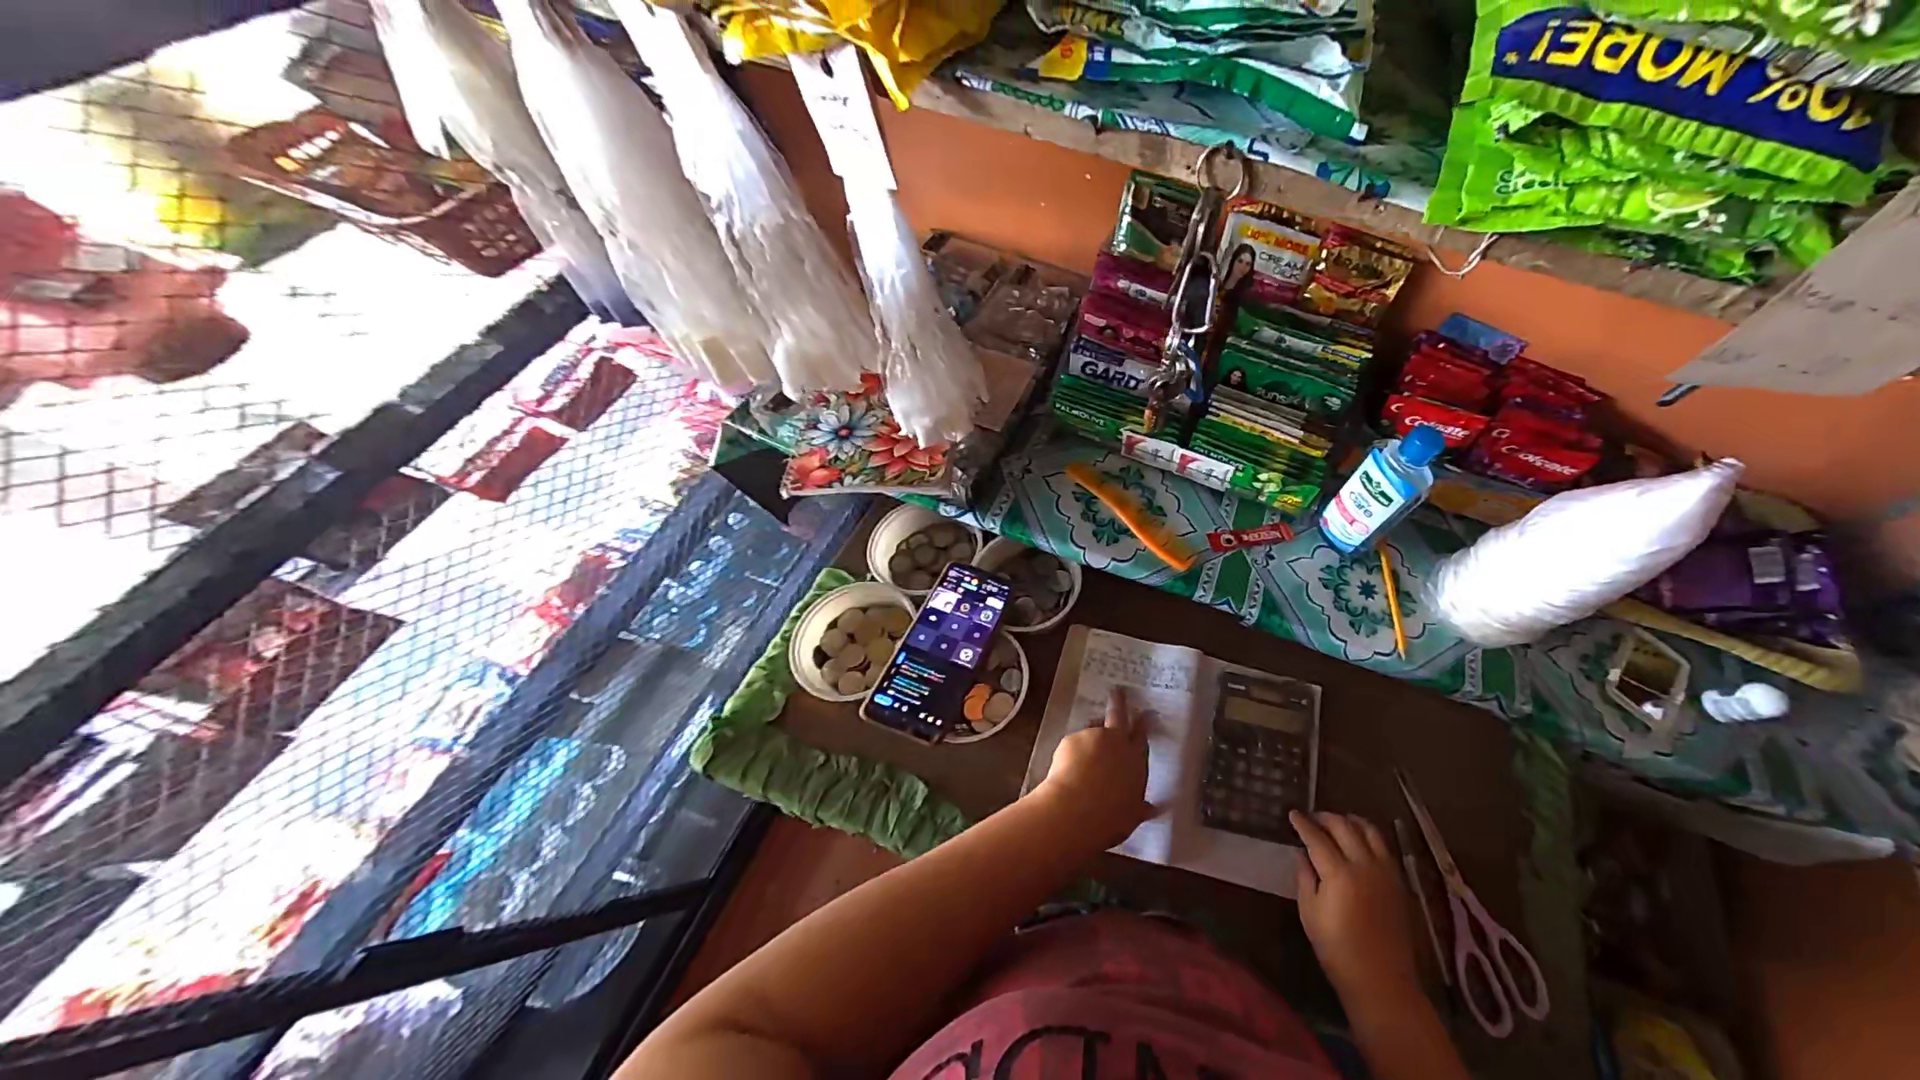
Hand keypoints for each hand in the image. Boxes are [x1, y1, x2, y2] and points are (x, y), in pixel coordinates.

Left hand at [1034, 687, 1152, 849]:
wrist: (1077, 809)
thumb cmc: (1111, 817)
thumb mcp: (1132, 815)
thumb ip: (1141, 807)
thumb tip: (1154, 808)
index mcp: (1136, 760)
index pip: (1142, 736)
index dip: (1143, 723)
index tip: (1145, 713)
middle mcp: (1117, 743)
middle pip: (1119, 715)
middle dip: (1120, 702)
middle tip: (1118, 690)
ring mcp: (1093, 737)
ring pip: (1094, 726)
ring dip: (1092, 729)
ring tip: (1087, 743)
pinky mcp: (1071, 739)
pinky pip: (1074, 741)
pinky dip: (1073, 750)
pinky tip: (1068, 765)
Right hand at [1291, 811, 1419, 1000]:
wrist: (1381, 980)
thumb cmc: (1336, 948)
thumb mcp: (1309, 912)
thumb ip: (1305, 877)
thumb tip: (1302, 854)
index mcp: (1339, 873)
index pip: (1317, 837)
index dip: (1302, 823)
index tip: (1292, 813)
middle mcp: (1365, 866)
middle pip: (1345, 828)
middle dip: (1325, 818)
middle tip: (1312, 816)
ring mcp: (1386, 874)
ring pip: (1370, 832)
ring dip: (1351, 821)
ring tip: (1338, 822)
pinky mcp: (1399, 883)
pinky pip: (1384, 848)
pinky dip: (1369, 836)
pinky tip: (1360, 841)